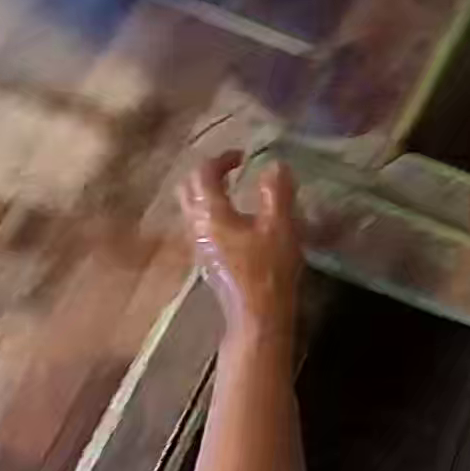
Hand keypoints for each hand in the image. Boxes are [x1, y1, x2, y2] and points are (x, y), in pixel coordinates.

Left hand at [177, 153, 300, 341]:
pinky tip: (239, 220)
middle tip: (233, 168)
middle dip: (208, 173)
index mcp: (212, 213)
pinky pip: (203, 224)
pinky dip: (215, 211)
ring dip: (209, 192)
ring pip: (193, 208)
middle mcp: (197, 225)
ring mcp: (200, 244)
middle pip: (189, 189)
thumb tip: (275, 164)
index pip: (204, 174)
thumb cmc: (269, 268)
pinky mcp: (209, 259)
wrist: (258, 314)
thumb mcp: (280, 226)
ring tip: (236, 190)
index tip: (244, 156)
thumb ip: (276, 192)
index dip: (222, 159)